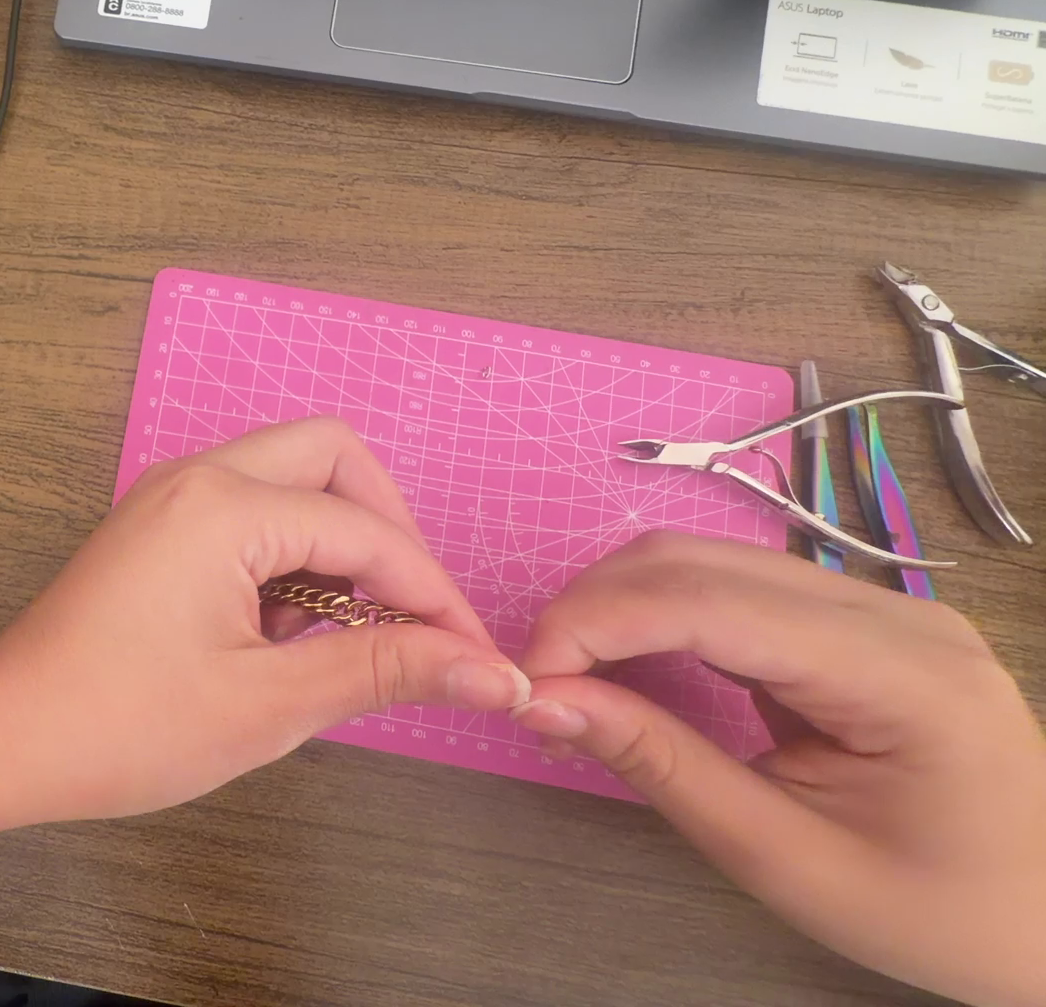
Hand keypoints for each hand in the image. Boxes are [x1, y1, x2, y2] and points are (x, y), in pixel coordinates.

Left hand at [0, 417, 528, 827]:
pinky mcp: (156, 525)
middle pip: (330, 457)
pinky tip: (279, 627)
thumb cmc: (122, 727)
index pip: (366, 530)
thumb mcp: (267, 705)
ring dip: (333, 541)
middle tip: (405, 616)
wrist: (3, 738)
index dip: (432, 594)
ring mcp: (168, 495)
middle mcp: (195, 476)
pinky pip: (247, 510)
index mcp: (222, 506)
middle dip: (386, 528)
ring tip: (329, 634)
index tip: (475, 657)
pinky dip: (286, 553)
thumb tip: (489, 668)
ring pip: (287, 478)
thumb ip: (383, 669)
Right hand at [509, 531, 1045, 1006]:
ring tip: (574, 674)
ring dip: (608, 606)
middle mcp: (884, 608)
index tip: (527, 683)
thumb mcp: (785, 858)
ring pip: (690, 559)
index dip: (591, 624)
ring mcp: (867, 603)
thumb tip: (539, 701)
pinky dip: (644, 614)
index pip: (701, 602)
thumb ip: (657, 763)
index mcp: (897, 672)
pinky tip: (624, 662)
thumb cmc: (943, 911)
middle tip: (542, 682)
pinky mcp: (842, 616)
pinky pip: (714, 584)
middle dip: (588, 609)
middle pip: (686, 561)